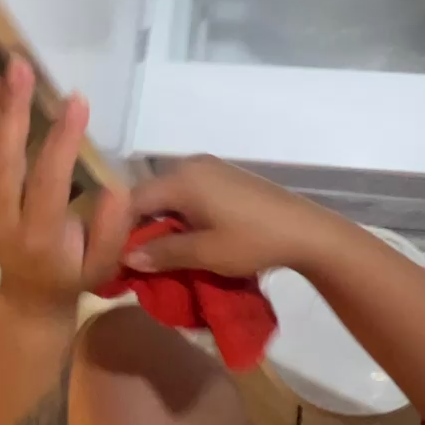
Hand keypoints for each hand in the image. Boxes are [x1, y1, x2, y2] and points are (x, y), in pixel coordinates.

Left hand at [0, 57, 131, 315]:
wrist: (31, 295)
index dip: (60, 142)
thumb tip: (114, 188)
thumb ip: (111, 231)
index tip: (76, 101)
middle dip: (10, 112)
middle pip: (2, 160)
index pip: (47, 183)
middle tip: (18, 68)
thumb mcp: (104, 266)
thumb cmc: (73, 276)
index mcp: (39, 234)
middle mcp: (5, 215)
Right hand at [125, 156, 345, 276]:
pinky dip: (181, 215)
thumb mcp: (205, 253)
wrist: (307, 231)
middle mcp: (191, 165)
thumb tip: (128, 259)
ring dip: (162, 222)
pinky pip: (188, 193)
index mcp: (181, 179)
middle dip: (140, 227)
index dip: (119, 230)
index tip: (118, 259)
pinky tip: (187, 239)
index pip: (131, 200)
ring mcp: (210, 168)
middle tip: (138, 260)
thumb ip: (163, 253)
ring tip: (162, 253)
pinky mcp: (225, 177)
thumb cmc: (253, 241)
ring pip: (169, 195)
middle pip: (149, 195)